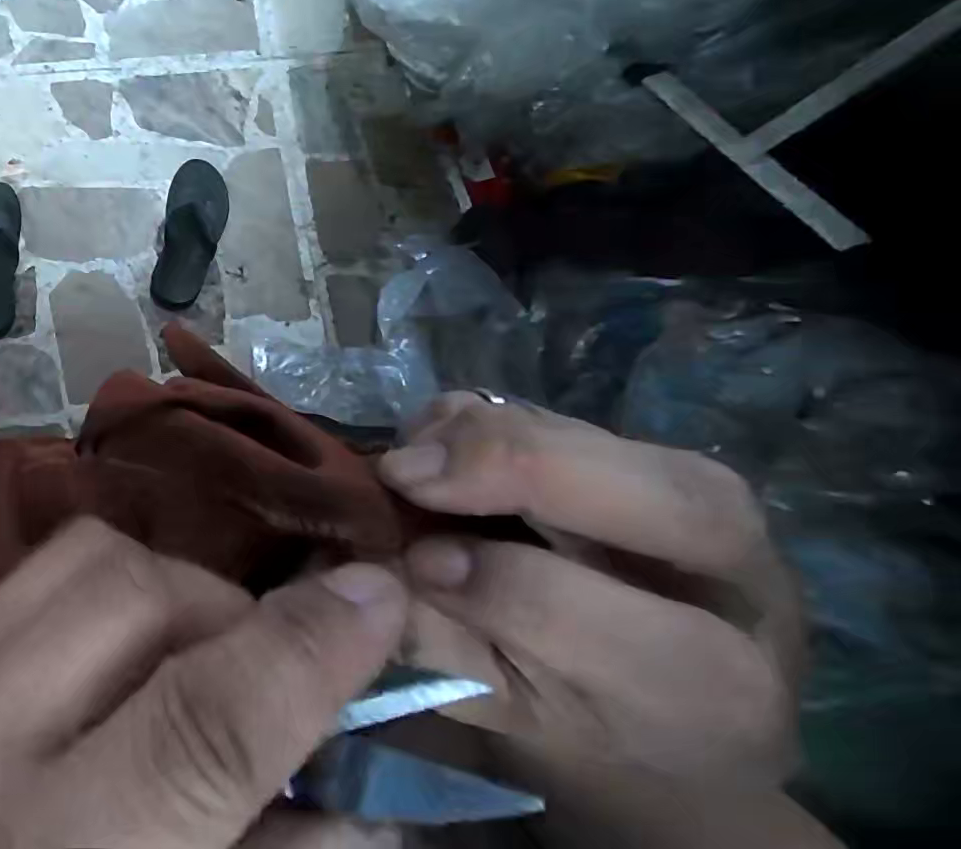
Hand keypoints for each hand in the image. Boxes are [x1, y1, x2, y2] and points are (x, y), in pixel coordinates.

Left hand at [0, 518, 406, 848]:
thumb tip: (360, 782)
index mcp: (53, 843)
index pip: (201, 720)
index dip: (303, 650)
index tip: (378, 598)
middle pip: (134, 593)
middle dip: (228, 608)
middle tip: (264, 660)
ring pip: (86, 553)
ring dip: (169, 584)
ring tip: (194, 648)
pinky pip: (43, 570)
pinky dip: (108, 588)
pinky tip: (121, 648)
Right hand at [378, 392, 806, 785]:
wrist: (637, 678)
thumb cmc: (557, 701)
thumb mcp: (497, 703)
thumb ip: (437, 643)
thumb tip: (371, 566)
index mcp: (715, 692)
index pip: (634, 636)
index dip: (509, 589)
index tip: (418, 564)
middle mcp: (743, 587)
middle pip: (684, 505)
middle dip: (519, 467)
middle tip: (402, 471)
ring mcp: (697, 505)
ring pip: (608, 442)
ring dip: (477, 436)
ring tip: (403, 465)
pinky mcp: (628, 449)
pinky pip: (543, 411)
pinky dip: (466, 419)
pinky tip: (428, 450)